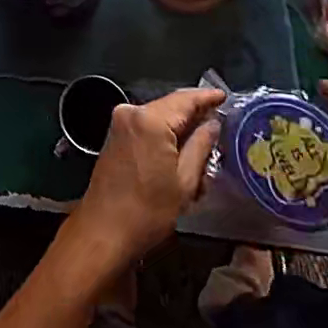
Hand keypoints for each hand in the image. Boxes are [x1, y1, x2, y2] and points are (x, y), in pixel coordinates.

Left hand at [66, 87, 225, 267]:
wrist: (103, 231)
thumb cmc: (147, 211)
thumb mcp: (185, 182)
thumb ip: (201, 146)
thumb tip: (212, 124)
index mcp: (150, 120)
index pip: (185, 99)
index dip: (207, 97)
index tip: (224, 96)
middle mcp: (131, 112)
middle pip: (171, 106)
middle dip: (195, 114)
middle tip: (220, 123)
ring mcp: (120, 123)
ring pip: (159, 116)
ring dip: (180, 127)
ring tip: (205, 142)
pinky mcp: (115, 135)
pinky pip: (146, 126)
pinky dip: (164, 134)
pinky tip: (181, 150)